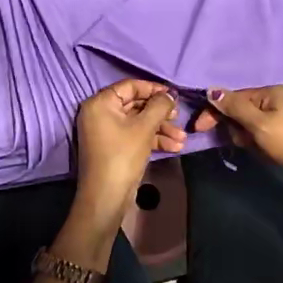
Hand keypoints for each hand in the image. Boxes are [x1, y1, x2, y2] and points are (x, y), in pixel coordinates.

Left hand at [73, 79, 184, 224]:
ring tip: (183, 139)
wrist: (107, 196)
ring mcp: (106, 131)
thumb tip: (169, 95)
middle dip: (160, 113)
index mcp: (100, 103)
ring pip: (138, 123)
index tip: (174, 95)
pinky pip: (134, 136)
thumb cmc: (123, 155)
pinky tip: (175, 147)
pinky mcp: (113, 147)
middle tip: (179, 117)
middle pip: (135, 105)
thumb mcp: (144, 127)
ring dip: (161, 129)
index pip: (130, 86)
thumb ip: (159, 106)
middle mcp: (100, 113)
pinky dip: (152, 139)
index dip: (153, 89)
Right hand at [191, 85, 282, 200]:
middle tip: (232, 142)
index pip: (234, 96)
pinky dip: (256, 144)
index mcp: (271, 92)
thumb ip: (234, 107)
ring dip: (244, 137)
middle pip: (241, 109)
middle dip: (231, 125)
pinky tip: (260, 153)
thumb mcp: (260, 123)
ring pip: (250, 125)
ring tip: (252, 149)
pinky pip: (262, 136)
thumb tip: (211, 90)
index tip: (198, 128)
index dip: (214, 110)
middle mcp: (277, 101)